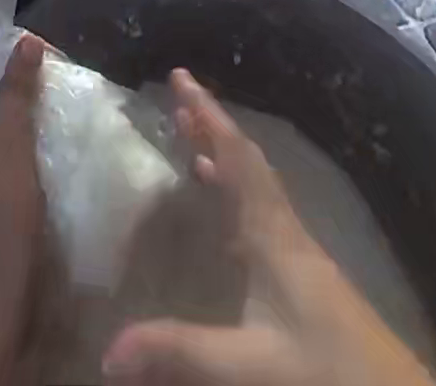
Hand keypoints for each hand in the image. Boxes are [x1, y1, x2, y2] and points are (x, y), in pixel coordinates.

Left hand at [0, 34, 45, 384]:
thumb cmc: (0, 228)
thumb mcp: (14, 153)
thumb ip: (18, 95)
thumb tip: (25, 39)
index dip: (12, 65)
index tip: (53, 62)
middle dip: (21, 95)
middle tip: (64, 90)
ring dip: (22, 125)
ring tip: (60, 118)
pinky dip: (17, 153)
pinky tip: (45, 157)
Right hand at [100, 70, 435, 385]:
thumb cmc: (326, 368)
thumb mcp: (251, 363)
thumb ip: (183, 349)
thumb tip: (109, 347)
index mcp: (274, 232)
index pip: (237, 157)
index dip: (209, 114)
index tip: (183, 78)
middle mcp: (285, 227)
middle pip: (245, 160)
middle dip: (212, 125)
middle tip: (177, 101)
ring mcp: (297, 246)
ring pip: (255, 182)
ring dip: (223, 155)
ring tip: (190, 140)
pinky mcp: (302, 268)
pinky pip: (260, 208)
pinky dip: (236, 191)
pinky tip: (225, 210)